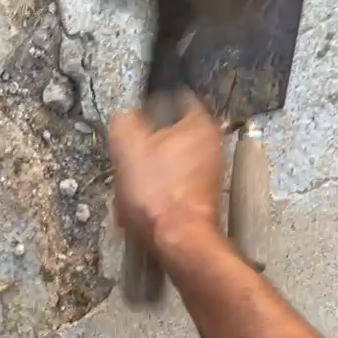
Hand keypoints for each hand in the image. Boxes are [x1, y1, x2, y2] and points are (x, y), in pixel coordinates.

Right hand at [108, 95, 225, 252]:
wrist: (178, 239)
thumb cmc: (157, 192)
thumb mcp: (127, 147)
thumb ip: (125, 121)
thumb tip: (126, 117)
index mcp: (199, 123)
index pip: (177, 98)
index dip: (150, 106)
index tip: (135, 120)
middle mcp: (212, 144)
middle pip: (170, 134)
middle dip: (147, 145)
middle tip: (129, 157)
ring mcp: (209, 172)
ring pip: (168, 162)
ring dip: (147, 172)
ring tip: (131, 186)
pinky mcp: (201, 196)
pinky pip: (172, 184)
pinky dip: (156, 191)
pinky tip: (141, 204)